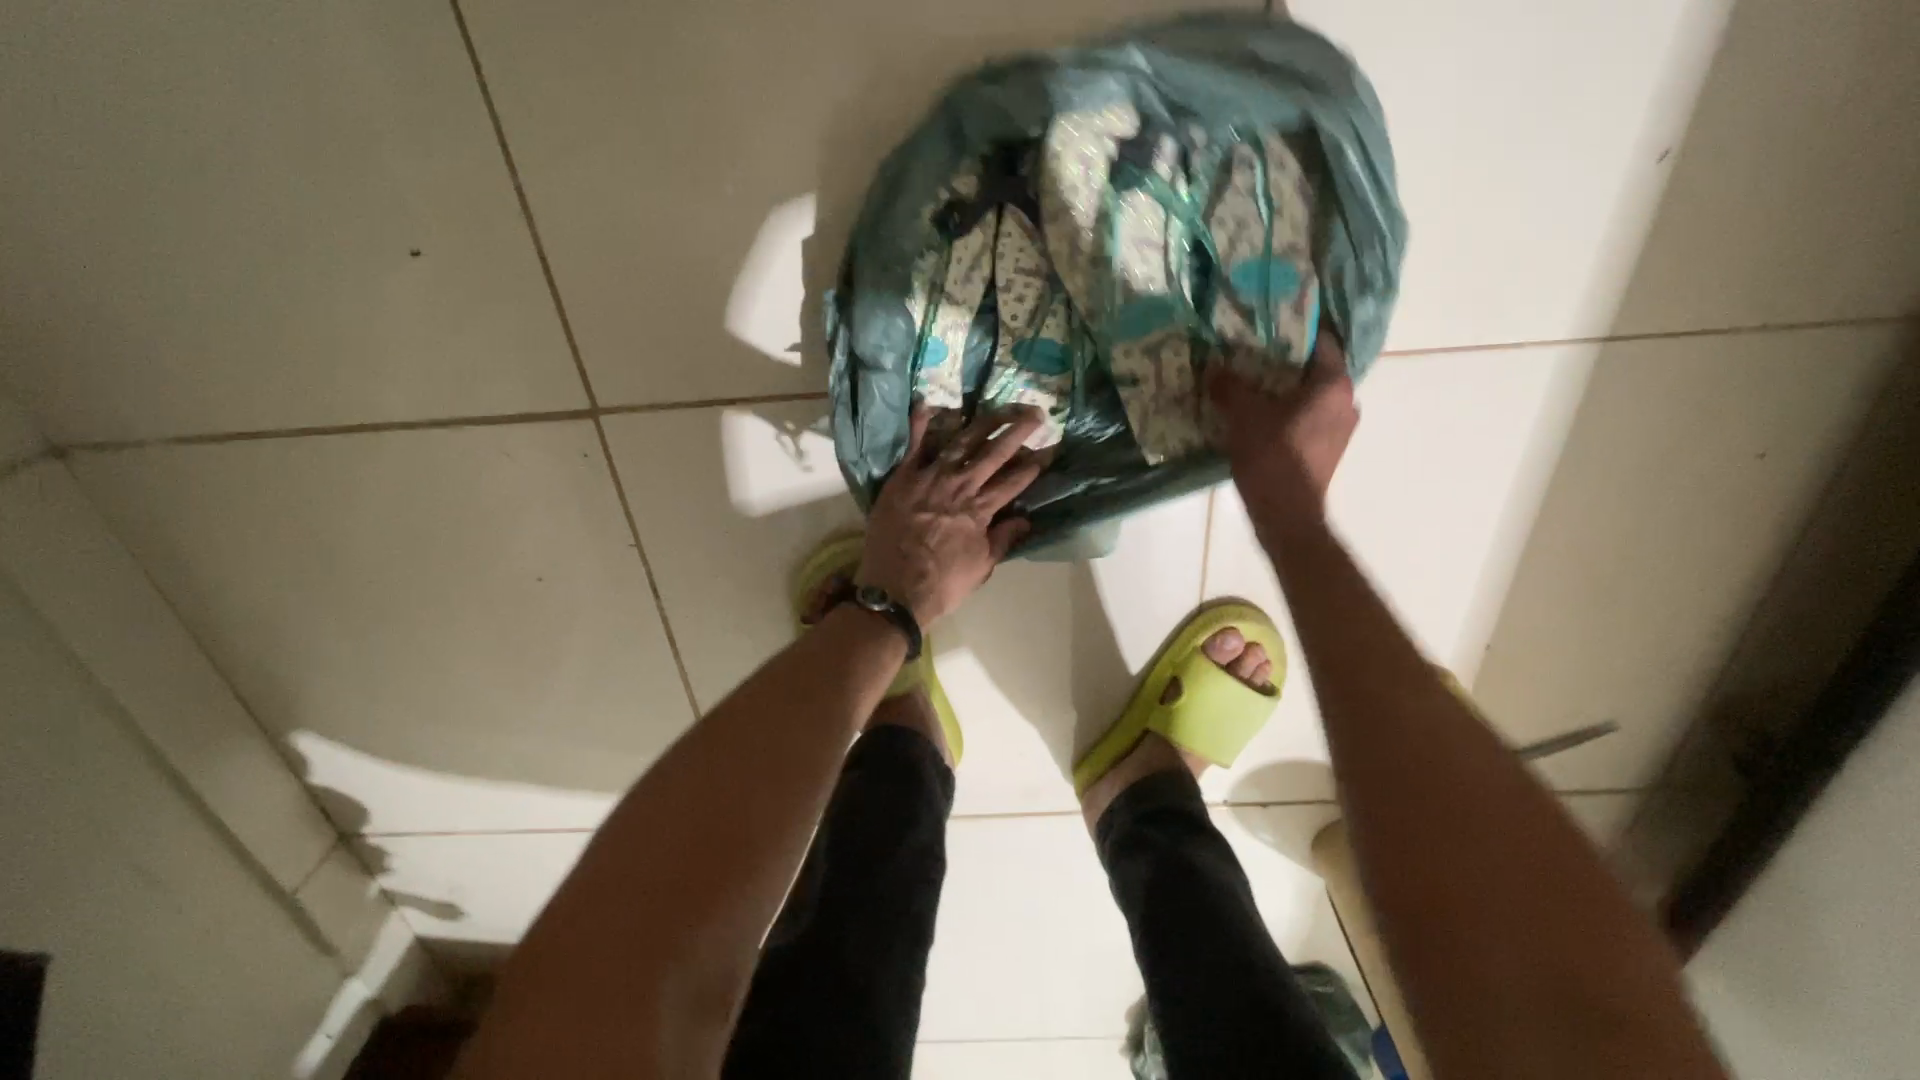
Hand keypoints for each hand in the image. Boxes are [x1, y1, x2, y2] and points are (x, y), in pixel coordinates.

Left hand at [858, 404, 1045, 624]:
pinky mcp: (902, 478)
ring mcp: (929, 478)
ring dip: (984, 421)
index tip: (1051, 449)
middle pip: (994, 452)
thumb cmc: (941, 585)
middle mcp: (959, 487)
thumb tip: (1025, 520)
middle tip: (1037, 414)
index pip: (1015, 481)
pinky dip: (920, 424)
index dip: (1035, 465)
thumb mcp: (981, 568)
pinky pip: (913, 445)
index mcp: (980, 510)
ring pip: (961, 442)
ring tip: (1001, 406)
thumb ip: (1002, 539)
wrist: (892, 592)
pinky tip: (928, 403)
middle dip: (1018, 432)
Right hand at [1208, 329, 1358, 535]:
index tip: (1266, 323)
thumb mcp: (1243, 414)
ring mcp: (1341, 429)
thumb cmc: (1271, 456)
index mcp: (1333, 384)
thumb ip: (1230, 385)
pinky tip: (1260, 416)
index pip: (1321, 340)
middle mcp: (1346, 401)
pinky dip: (1287, 412)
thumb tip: (1215, 367)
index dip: (1293, 328)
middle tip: (1251, 354)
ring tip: (1251, 385)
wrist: (1286, 515)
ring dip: (1284, 390)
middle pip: (1315, 369)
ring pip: (1311, 396)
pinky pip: (1308, 419)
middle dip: (1284, 361)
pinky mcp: (1328, 451)